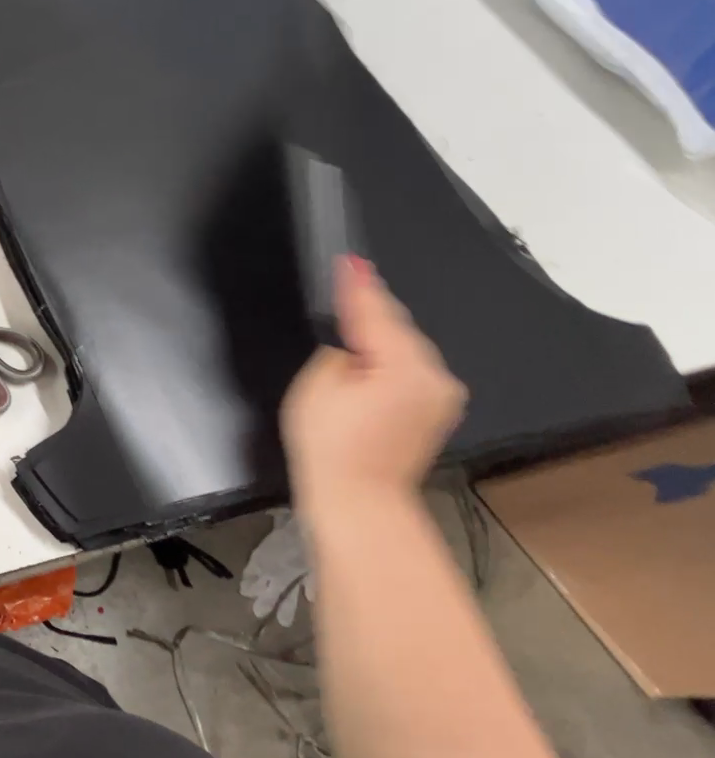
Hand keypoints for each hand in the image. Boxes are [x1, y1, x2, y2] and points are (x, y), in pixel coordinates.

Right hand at [281, 256, 466, 509]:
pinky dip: (387, 360)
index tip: (351, 260)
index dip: (359, 286)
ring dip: (378, 336)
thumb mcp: (317, 386)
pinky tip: (366, 359)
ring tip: (351, 321)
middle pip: (397, 331)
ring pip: (404, 350)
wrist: (359, 497)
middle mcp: (435, 377)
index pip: (377, 314)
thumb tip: (352, 341)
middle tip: (347, 283)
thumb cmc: (329, 444)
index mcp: (405, 367)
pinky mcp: (435, 410)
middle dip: (370, 312)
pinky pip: (409, 370)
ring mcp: (441, 395)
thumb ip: (340, 351)